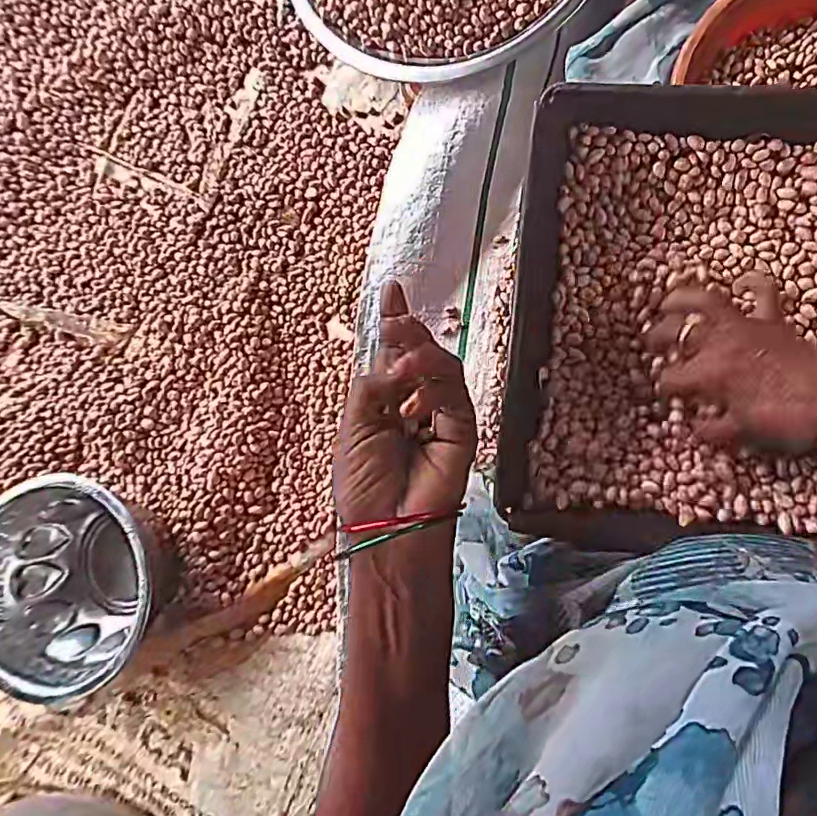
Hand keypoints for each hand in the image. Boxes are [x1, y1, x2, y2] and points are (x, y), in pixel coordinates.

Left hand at [334, 281, 476, 523]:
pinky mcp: (463, 426)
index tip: (391, 290)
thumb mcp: (353, 425)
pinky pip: (454, 393)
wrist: (387, 525)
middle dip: (408, 331)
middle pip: (421, 353)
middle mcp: (416, 401)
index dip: (395, 322)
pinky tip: (413, 404)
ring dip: (421, 358)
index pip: (395, 354)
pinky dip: (433, 390)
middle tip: (396, 320)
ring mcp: (442, 413)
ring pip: (443, 366)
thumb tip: (396, 359)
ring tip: (401, 369)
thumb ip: (372, 384)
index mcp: (388, 401)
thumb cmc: (364, 481)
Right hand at [642, 273, 816, 453]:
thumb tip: (695, 427)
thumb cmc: (789, 422)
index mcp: (710, 374)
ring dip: (684, 298)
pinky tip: (742, 280)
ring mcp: (747, 327)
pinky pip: (762, 293)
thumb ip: (714, 429)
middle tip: (651, 344)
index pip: (672, 378)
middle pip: (678, 334)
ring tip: (668, 300)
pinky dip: (752, 283)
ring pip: (708, 301)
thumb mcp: (744, 433)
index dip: (664, 387)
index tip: (665, 393)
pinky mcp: (773, 322)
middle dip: (659, 338)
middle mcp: (722, 344)